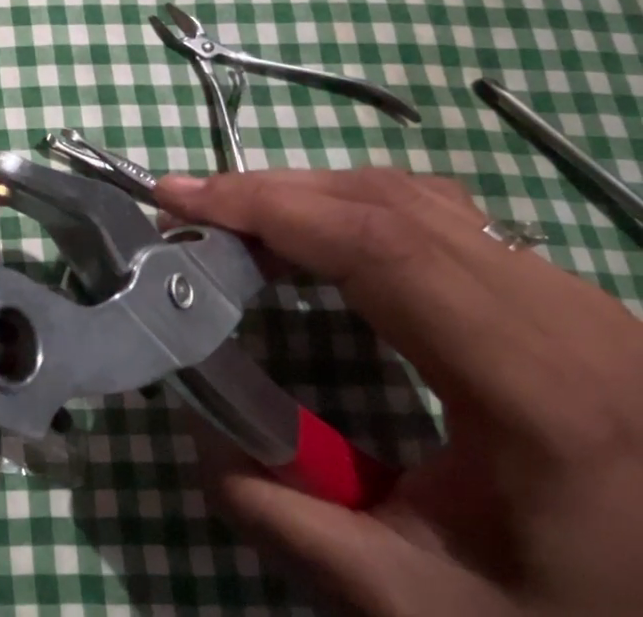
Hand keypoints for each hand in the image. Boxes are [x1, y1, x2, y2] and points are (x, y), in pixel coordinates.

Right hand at [156, 168, 642, 616]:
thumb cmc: (553, 616)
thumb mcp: (407, 598)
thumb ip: (278, 512)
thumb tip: (194, 424)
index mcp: (544, 395)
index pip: (386, 249)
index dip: (269, 208)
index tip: (175, 201)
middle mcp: (581, 328)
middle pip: (399, 206)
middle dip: (273, 192)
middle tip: (183, 207)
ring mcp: (591, 311)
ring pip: (428, 203)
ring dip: (315, 197)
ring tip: (234, 222)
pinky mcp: (579, 311)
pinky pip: (454, 224)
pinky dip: (361, 214)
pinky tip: (314, 243)